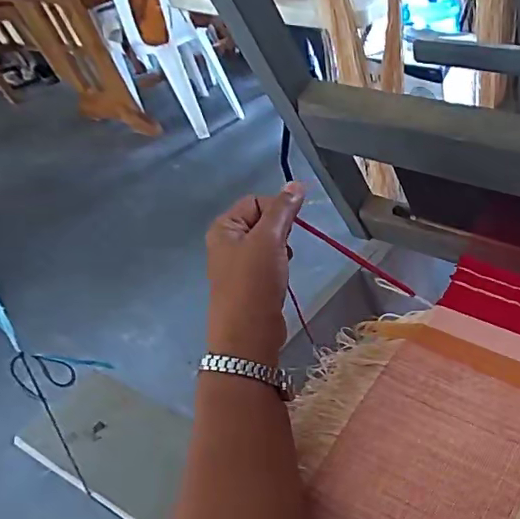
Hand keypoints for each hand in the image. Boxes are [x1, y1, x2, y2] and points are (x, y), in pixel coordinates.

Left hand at [205, 183, 304, 365]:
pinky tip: (280, 279)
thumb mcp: (269, 240)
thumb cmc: (254, 283)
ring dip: (282, 251)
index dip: (277, 210)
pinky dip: (279, 267)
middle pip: (262, 222)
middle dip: (281, 232)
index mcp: (223, 228)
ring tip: (283, 266)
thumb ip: (283, 210)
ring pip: (268, 244)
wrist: (248, 334)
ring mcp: (237, 265)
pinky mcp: (249, 284)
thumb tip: (296, 184)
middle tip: (285, 250)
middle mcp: (226, 243)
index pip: (255, 202)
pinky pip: (268, 264)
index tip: (291, 228)